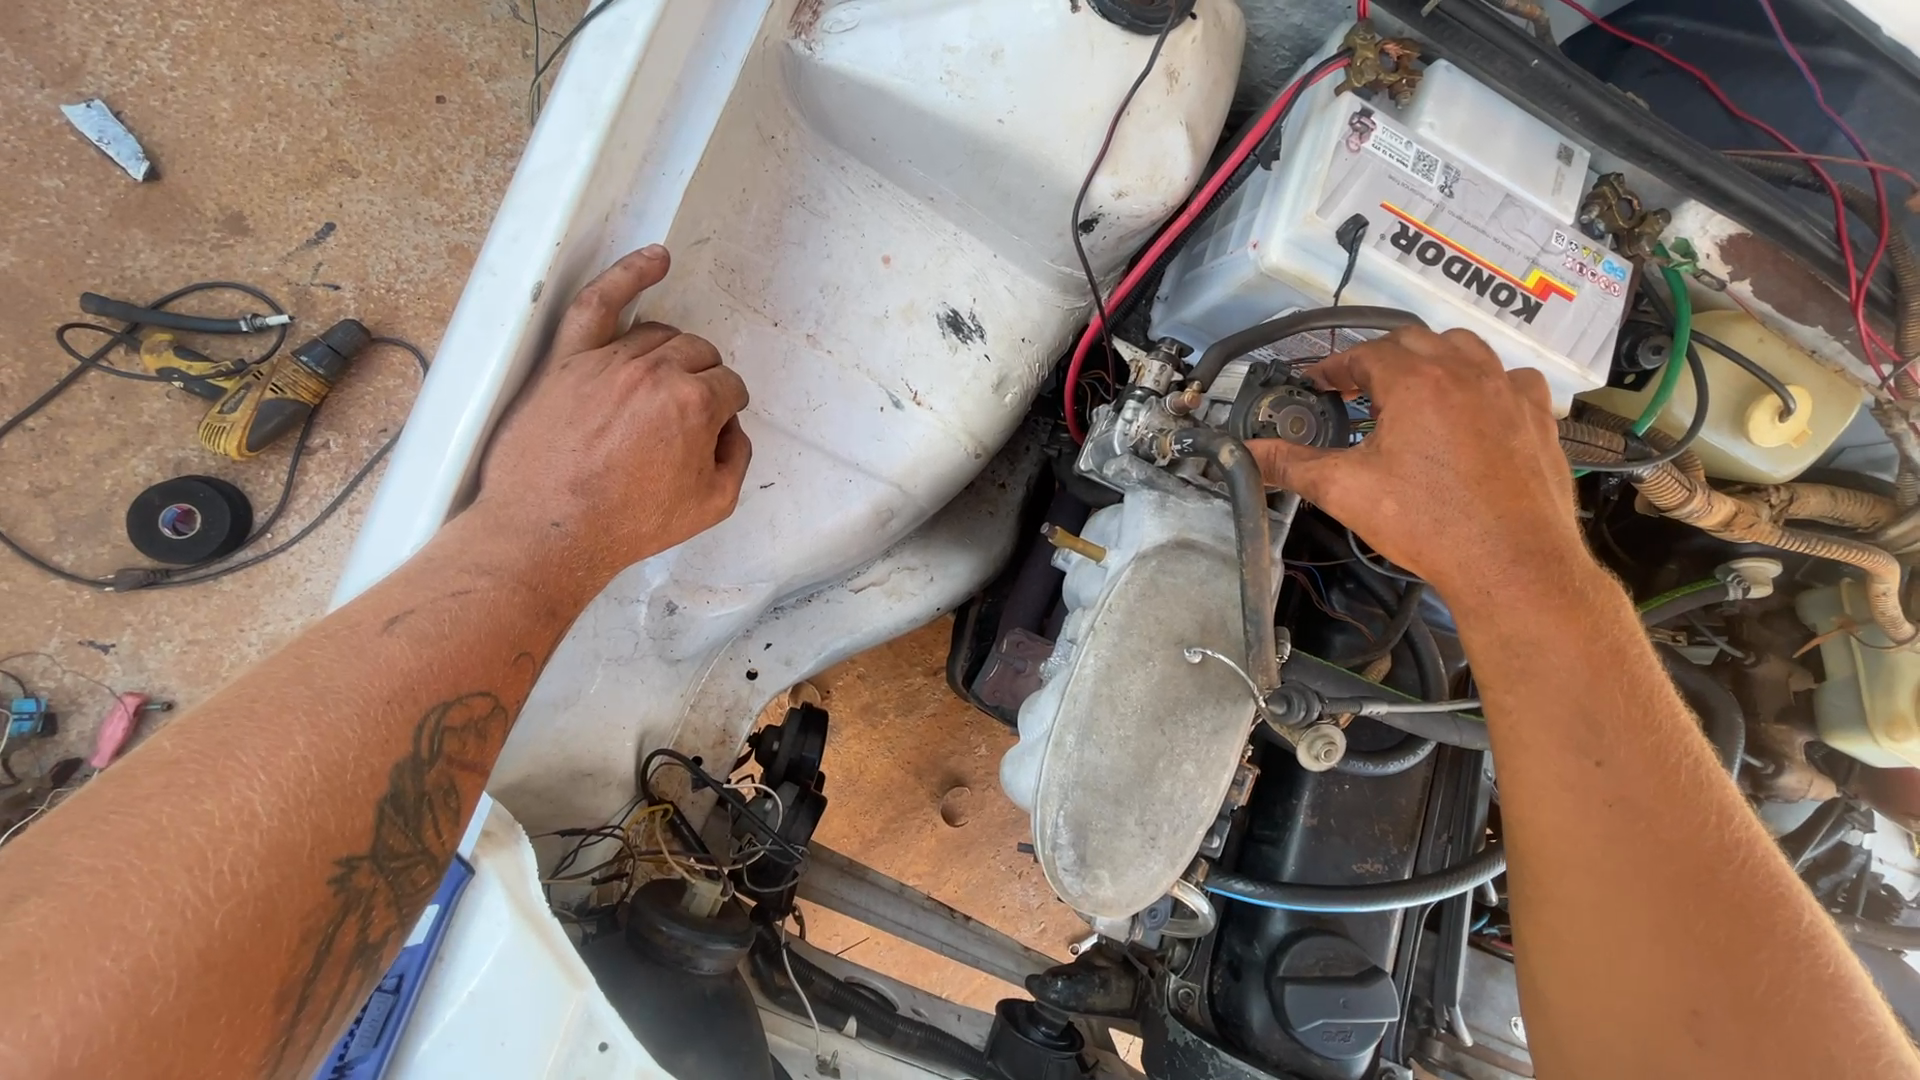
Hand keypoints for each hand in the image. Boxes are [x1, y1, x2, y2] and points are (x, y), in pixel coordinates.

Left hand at [472, 245, 750, 585]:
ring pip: (660, 333)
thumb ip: (738, 458)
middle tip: (692, 410)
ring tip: (669, 377)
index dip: (728, 407)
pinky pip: (599, 302)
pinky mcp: (567, 360)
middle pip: (700, 355)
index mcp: (694, 405)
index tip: (717, 423)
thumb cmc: (629, 523)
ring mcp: (608, 360)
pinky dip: (629, 274)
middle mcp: (655, 372)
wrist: (551, 532)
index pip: (729, 387)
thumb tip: (732, 430)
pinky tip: (655, 260)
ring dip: (675, 352)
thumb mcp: (713, 505)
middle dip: (706, 379)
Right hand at [1247, 327, 1587, 600]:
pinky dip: (1485, 383)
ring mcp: (1509, 392)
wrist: (1509, 561)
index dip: (1335, 366)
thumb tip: (1248, 452)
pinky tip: (1472, 410)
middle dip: (1380, 358)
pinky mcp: (1538, 417)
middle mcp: (1466, 373)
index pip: (1366, 354)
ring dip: (1432, 359)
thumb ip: (1291, 464)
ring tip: (1412, 392)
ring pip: (1467, 349)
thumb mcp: (1344, 491)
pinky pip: (1511, 378)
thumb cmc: (1424, 521)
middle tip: (1356, 389)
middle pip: (1416, 340)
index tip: (1318, 383)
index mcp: (1416, 383)